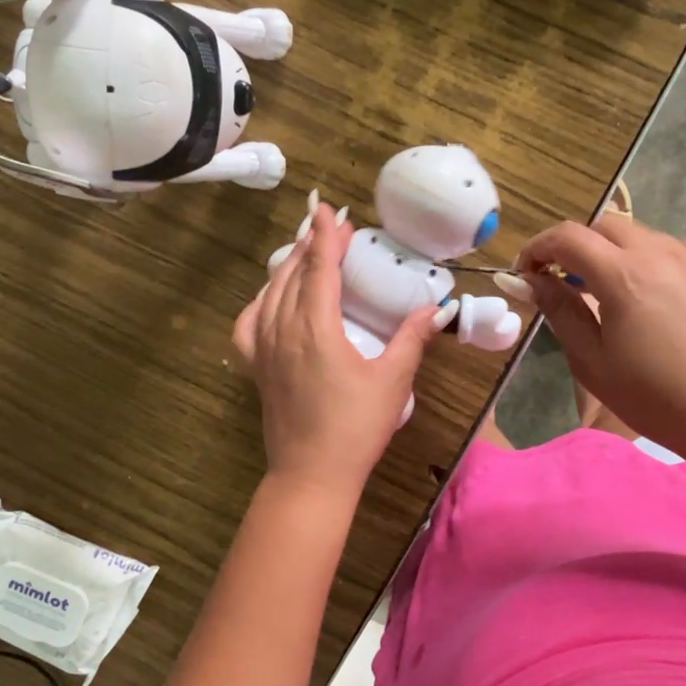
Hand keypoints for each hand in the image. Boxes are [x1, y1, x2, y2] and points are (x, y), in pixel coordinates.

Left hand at [233, 204, 443, 489]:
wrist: (311, 474)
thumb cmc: (356, 428)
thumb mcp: (393, 381)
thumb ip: (411, 340)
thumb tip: (435, 310)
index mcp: (316, 328)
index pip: (319, 269)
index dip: (325, 236)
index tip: (329, 210)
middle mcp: (283, 330)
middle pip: (293, 274)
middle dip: (311, 246)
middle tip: (331, 228)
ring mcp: (264, 349)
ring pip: (270, 293)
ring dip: (289, 268)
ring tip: (306, 255)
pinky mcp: (257, 368)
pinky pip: (250, 323)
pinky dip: (261, 302)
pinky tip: (272, 300)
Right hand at [515, 217, 685, 455]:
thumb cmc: (655, 396)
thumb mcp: (592, 361)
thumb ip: (560, 311)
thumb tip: (533, 280)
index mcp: (621, 274)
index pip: (567, 237)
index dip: (538, 248)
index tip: (525, 274)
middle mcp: (657, 253)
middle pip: (604, 226)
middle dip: (573, 247)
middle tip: (561, 282)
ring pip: (642, 233)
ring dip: (614, 250)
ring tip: (607, 288)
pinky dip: (664, 252)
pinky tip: (662, 280)